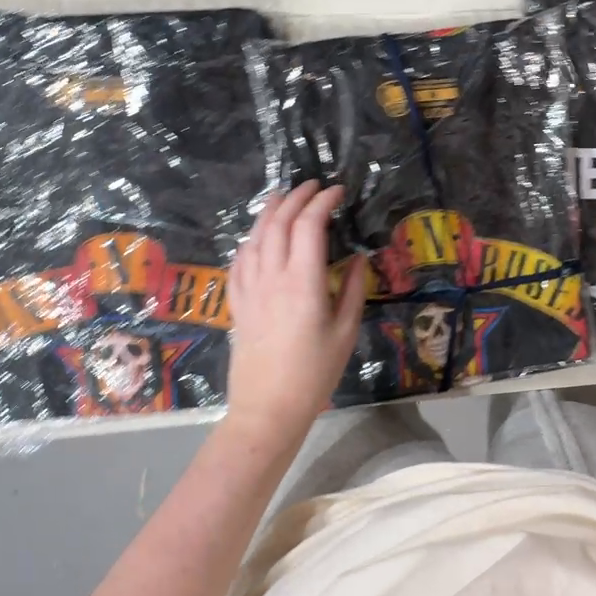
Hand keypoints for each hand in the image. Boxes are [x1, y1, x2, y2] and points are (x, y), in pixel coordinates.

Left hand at [225, 183, 366, 437]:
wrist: (268, 409)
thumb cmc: (315, 373)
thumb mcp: (345, 331)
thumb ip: (353, 289)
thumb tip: (357, 257)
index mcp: (303, 282)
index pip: (310, 225)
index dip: (323, 201)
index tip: (338, 192)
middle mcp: (272, 277)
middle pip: (279, 222)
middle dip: (296, 197)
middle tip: (313, 186)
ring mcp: (250, 289)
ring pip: (255, 237)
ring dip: (270, 212)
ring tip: (282, 197)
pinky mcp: (237, 303)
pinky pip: (239, 261)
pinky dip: (250, 240)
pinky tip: (256, 238)